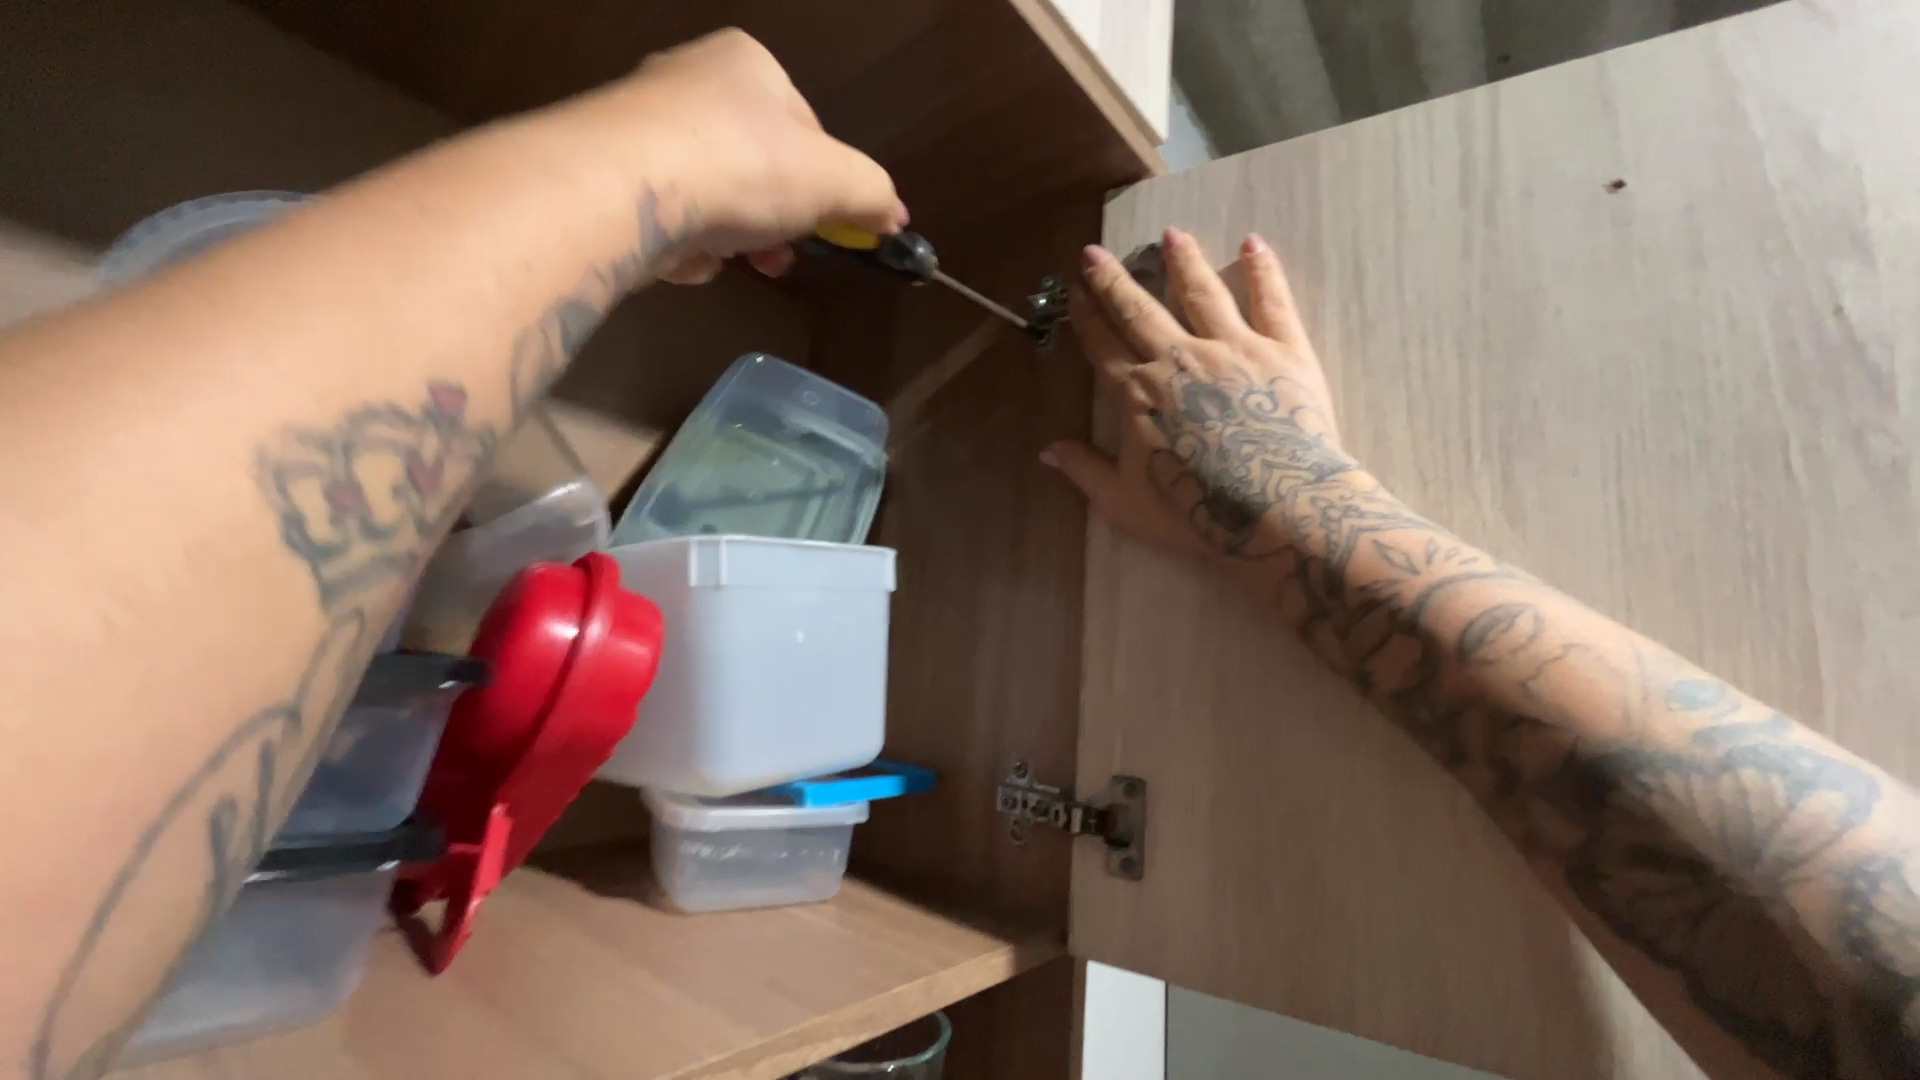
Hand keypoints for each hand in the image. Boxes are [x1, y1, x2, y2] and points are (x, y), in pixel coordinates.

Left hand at [608, 29, 906, 282]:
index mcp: (749, 65)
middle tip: (784, 255)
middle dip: (779, 220)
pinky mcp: (612, 177)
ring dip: (737, 238)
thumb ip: (872, 194)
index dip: (826, 184)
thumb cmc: (746, 166)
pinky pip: (671, 218)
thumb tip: (892, 216)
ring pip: (715, 198)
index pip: (806, 128)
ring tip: (741, 262)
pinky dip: (688, 245)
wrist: (629, 188)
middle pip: (759, 167)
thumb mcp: (836, 180)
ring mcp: (644, 128)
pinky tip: (688, 257)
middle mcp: (692, 83)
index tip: (831, 227)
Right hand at [1045, 229, 1353, 565]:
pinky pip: (1271, 300)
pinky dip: (1262, 270)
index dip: (1086, 319)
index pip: (1103, 347)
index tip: (1074, 293)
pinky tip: (1252, 244)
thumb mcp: (1123, 502)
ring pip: (1202, 293)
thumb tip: (1046, 450)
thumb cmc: (1193, 513)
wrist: (1276, 509)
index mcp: (1136, 393)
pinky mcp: (1283, 350)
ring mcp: (1232, 349)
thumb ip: (1084, 470)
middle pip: (1139, 311)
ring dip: (1182, 262)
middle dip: (1113, 280)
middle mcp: (1177, 359)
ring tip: (1171, 234)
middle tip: (1095, 251)